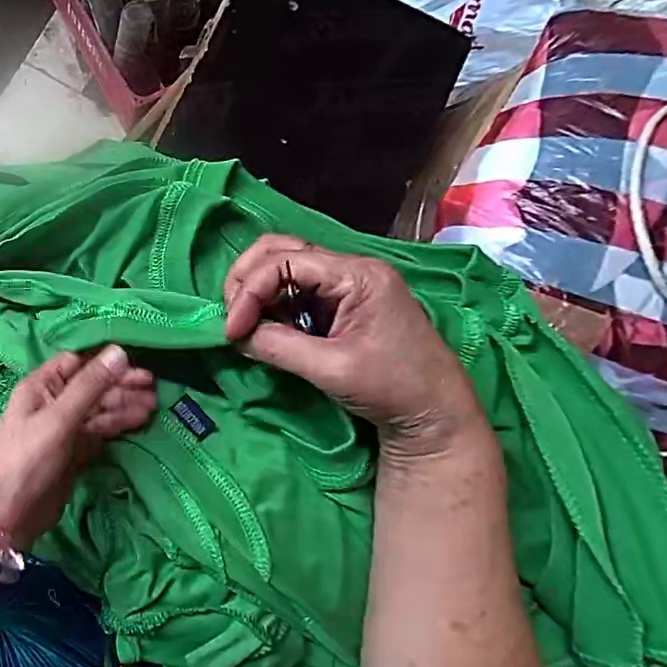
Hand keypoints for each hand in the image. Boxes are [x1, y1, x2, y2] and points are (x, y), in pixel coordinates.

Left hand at [0, 346, 156, 550]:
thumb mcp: (58, 419)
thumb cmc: (25, 461)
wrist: (6, 517)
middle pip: (92, 385)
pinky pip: (100, 432)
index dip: (105, 359)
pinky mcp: (74, 452)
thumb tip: (119, 352)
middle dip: (121, 383)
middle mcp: (53, 403)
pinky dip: (118, 425)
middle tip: (154, 386)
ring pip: (99, 409)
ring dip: (124, 405)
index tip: (138, 358)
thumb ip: (89, 386)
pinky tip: (139, 421)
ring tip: (154, 404)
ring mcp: (64, 428)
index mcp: (41, 387)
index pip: (77, 361)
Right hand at [222, 235, 484, 456]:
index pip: (283, 261)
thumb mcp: (331, 370)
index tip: (232, 331)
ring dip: (256, 293)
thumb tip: (236, 337)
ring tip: (246, 326)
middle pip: (279, 251)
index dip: (248, 292)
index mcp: (357, 275)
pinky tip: (266, 330)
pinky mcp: (339, 304)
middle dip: (246, 281)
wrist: (434, 415)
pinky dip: (270, 305)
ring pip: (282, 267)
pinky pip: (293, 290)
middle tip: (233, 319)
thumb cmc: (393, 388)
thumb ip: (279, 347)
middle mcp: (349, 270)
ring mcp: (344, 285)